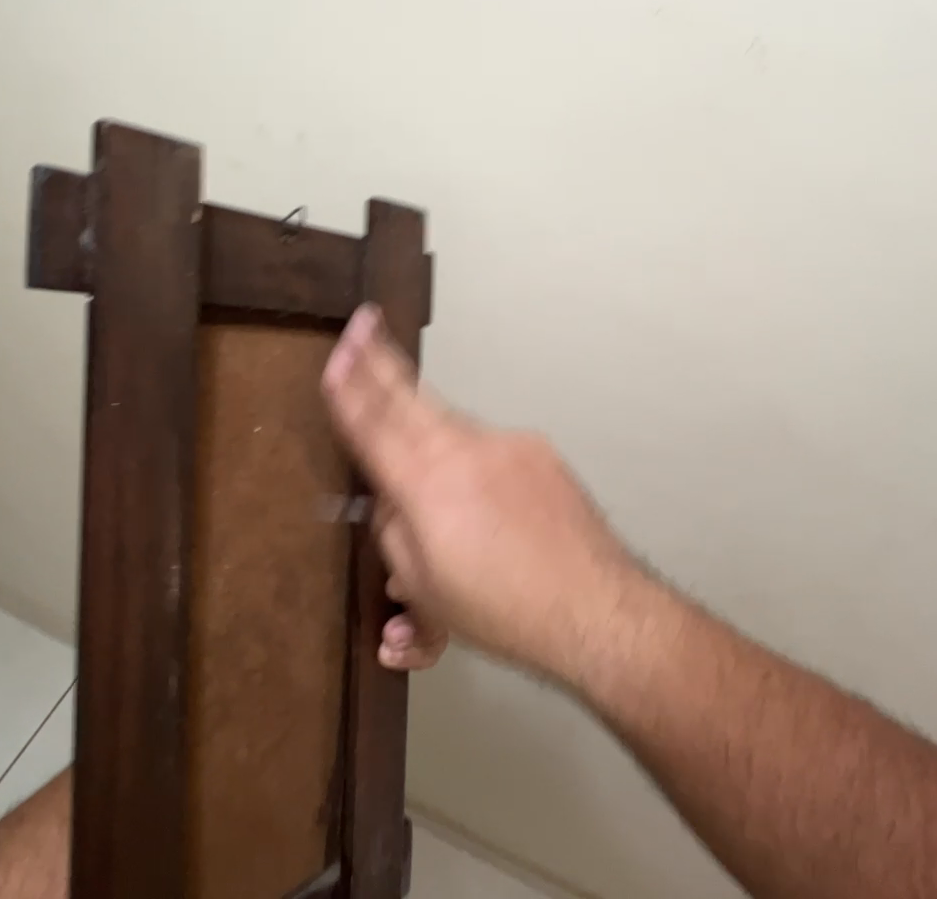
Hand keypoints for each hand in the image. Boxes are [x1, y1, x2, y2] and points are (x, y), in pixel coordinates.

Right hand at [322, 305, 639, 682]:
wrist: (596, 610)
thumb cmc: (504, 612)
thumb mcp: (425, 586)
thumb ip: (395, 530)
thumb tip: (391, 500)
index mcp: (427, 484)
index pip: (374, 424)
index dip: (350, 385)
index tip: (339, 350)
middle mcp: (466, 450)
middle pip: (411, 397)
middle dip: (382, 360)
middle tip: (365, 325)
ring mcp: (508, 445)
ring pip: (451, 422)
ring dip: (428, 422)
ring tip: (415, 427)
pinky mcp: (540, 454)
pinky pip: (491, 445)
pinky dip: (474, 459)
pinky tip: (481, 492)